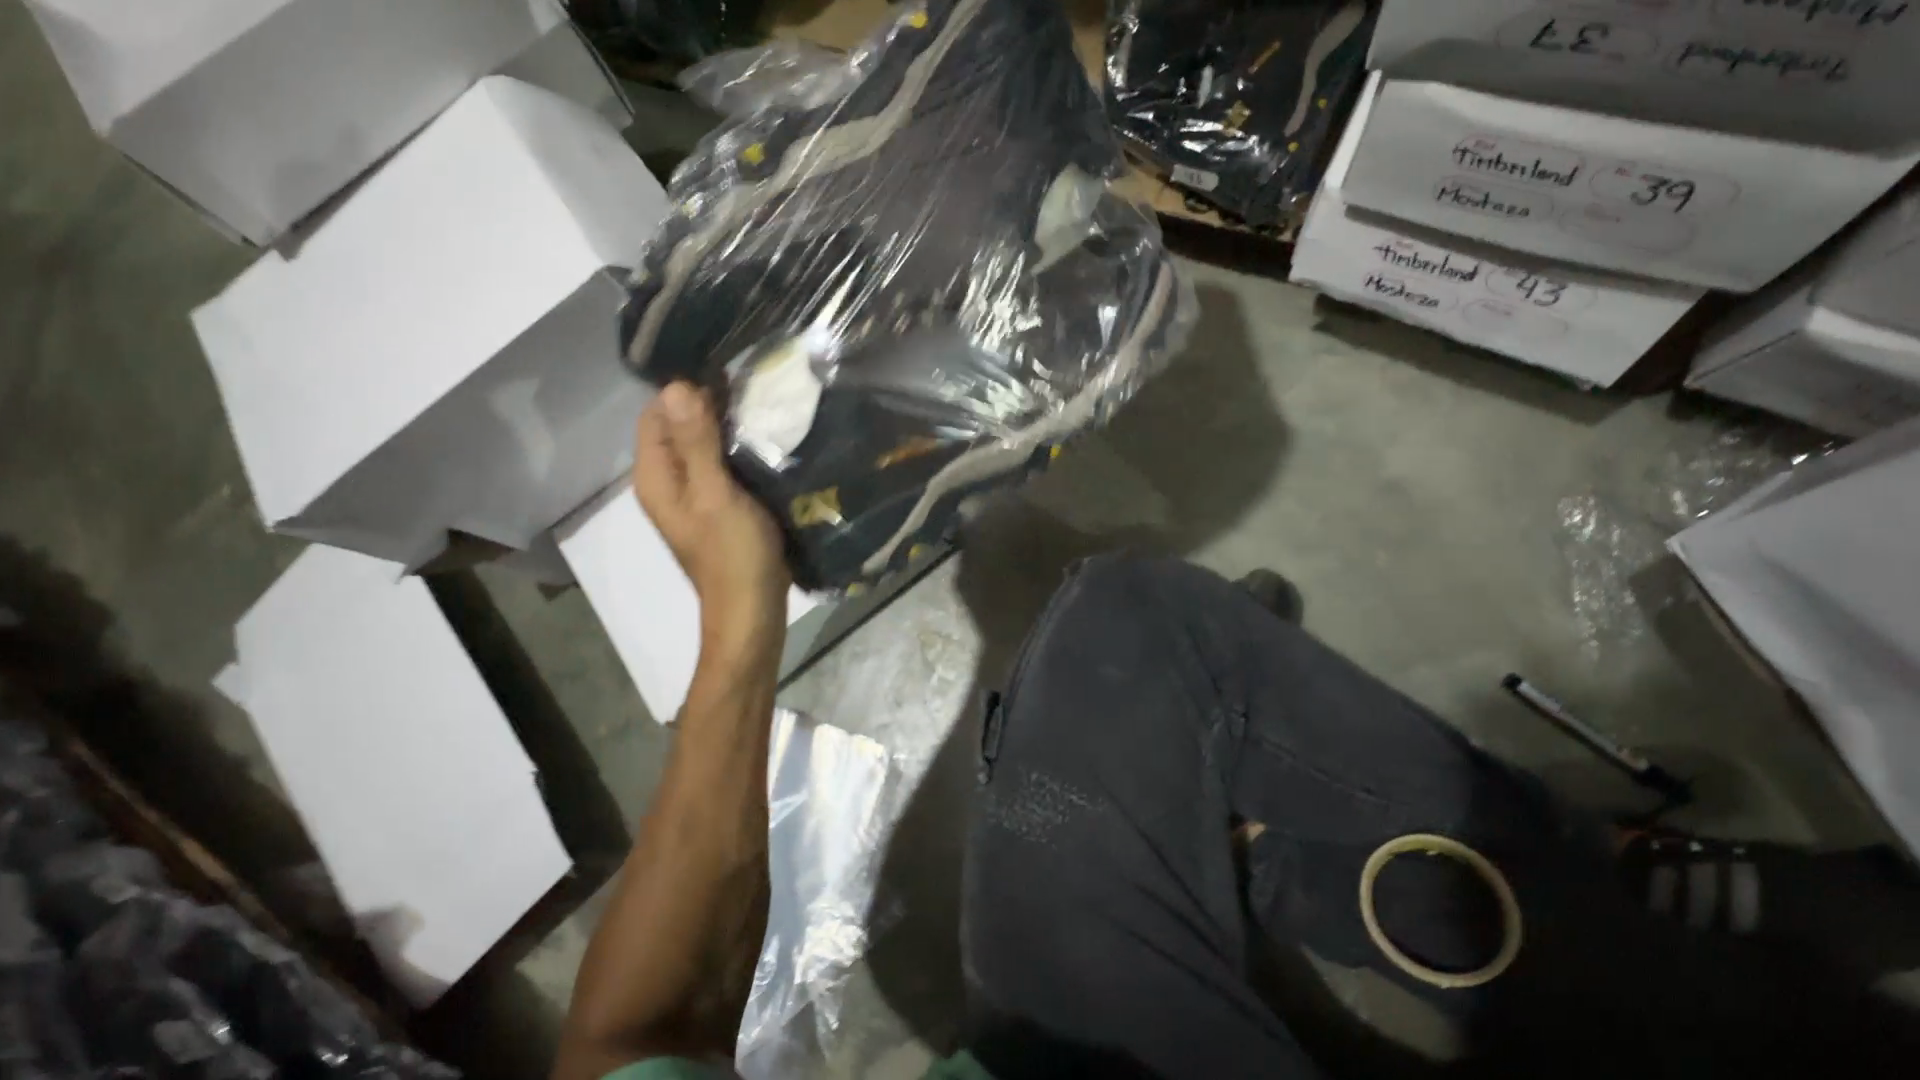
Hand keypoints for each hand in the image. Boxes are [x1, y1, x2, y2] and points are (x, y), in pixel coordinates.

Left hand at [633, 383, 789, 649]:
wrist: (753, 611)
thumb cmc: (733, 554)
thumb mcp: (715, 493)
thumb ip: (696, 442)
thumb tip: (674, 386)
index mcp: (655, 477)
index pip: (656, 413)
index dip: (686, 391)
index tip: (727, 374)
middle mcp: (667, 482)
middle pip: (680, 427)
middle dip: (710, 405)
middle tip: (752, 386)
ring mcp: (694, 495)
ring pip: (704, 445)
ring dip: (727, 427)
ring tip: (764, 406)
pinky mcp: (719, 505)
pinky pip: (722, 465)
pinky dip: (738, 450)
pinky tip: (767, 440)